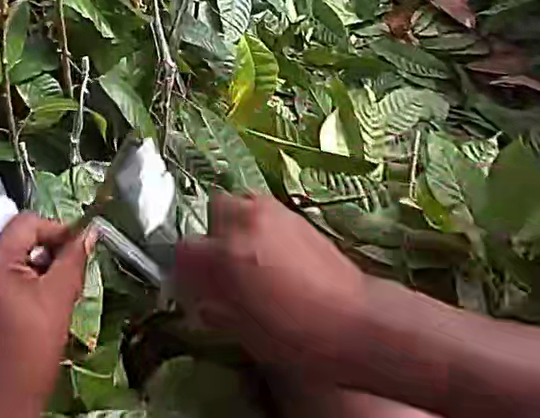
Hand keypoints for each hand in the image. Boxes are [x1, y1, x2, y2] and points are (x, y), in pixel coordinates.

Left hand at [0, 213, 94, 417]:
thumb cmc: (28, 354)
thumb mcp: (58, 300)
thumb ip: (73, 259)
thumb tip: (89, 231)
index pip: (27, 222)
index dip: (57, 231)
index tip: (78, 250)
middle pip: (14, 241)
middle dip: (44, 254)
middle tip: (67, 277)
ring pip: (5, 263)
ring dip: (31, 271)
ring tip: (52, 297)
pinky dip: (14, 288)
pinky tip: (30, 312)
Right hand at [173, 193, 370, 374]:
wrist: (355, 319)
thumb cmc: (299, 336)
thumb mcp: (245, 331)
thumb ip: (214, 305)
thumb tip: (199, 295)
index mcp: (228, 255)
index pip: (184, 250)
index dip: (183, 270)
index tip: (190, 284)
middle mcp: (245, 222)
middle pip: (211, 214)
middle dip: (210, 237)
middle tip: (218, 266)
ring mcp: (270, 211)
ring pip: (236, 203)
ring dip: (233, 223)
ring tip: (243, 254)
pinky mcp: (291, 211)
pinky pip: (259, 207)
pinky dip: (255, 222)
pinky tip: (267, 250)